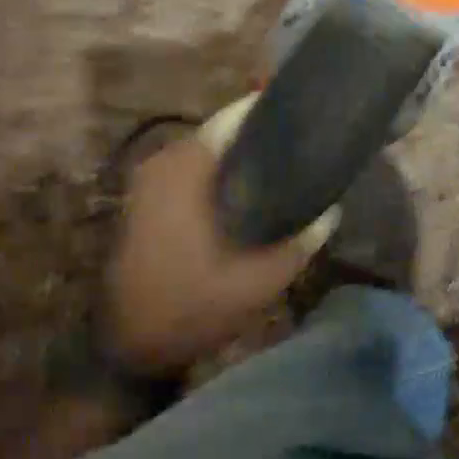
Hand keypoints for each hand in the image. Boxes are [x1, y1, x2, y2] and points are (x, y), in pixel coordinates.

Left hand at [102, 97, 338, 372]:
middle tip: (311, 143)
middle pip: (226, 131)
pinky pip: (195, 173)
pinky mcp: (146, 205)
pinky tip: (256, 194)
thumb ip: (304, 237)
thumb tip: (332, 207)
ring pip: (211, 153)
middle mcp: (163, 164)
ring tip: (292, 165)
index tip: (313, 111)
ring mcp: (149, 184)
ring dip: (246, 157)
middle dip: (267, 134)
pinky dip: (225, 175)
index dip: (276, 109)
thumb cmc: (192, 305)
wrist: (127, 350)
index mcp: (186, 168)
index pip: (237, 115)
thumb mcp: (262, 277)